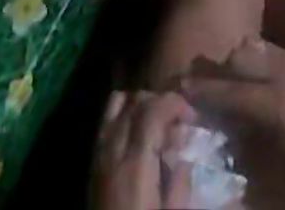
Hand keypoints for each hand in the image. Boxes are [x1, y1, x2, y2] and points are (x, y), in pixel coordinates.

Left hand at [94, 90, 195, 209]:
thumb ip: (179, 183)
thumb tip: (183, 155)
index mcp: (135, 164)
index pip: (152, 110)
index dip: (174, 103)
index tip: (192, 115)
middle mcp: (113, 151)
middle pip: (134, 100)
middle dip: (159, 101)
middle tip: (179, 121)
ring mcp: (98, 155)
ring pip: (116, 104)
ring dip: (139, 104)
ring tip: (157, 123)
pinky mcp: (91, 164)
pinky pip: (106, 123)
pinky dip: (123, 115)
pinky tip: (138, 135)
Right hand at [182, 38, 284, 208]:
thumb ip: (248, 172)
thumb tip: (218, 164)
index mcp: (275, 103)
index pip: (226, 92)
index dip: (199, 93)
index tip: (175, 92)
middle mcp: (282, 73)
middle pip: (234, 59)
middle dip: (211, 72)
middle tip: (193, 89)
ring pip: (251, 48)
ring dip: (232, 62)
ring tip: (220, 83)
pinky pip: (267, 49)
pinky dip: (251, 58)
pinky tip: (249, 79)